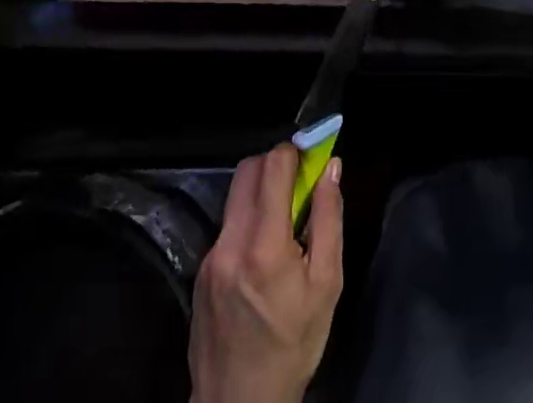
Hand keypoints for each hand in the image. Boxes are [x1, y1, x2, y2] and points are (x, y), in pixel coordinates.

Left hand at [189, 144, 343, 402]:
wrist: (240, 398)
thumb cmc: (294, 345)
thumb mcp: (327, 287)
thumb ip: (328, 221)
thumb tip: (332, 170)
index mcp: (264, 245)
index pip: (272, 168)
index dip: (293, 153)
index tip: (311, 155)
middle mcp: (230, 239)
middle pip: (247, 171)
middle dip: (275, 164)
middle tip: (300, 183)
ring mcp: (210, 250)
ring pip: (234, 195)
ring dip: (261, 191)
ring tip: (286, 220)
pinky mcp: (201, 263)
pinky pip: (227, 223)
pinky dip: (248, 219)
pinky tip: (264, 251)